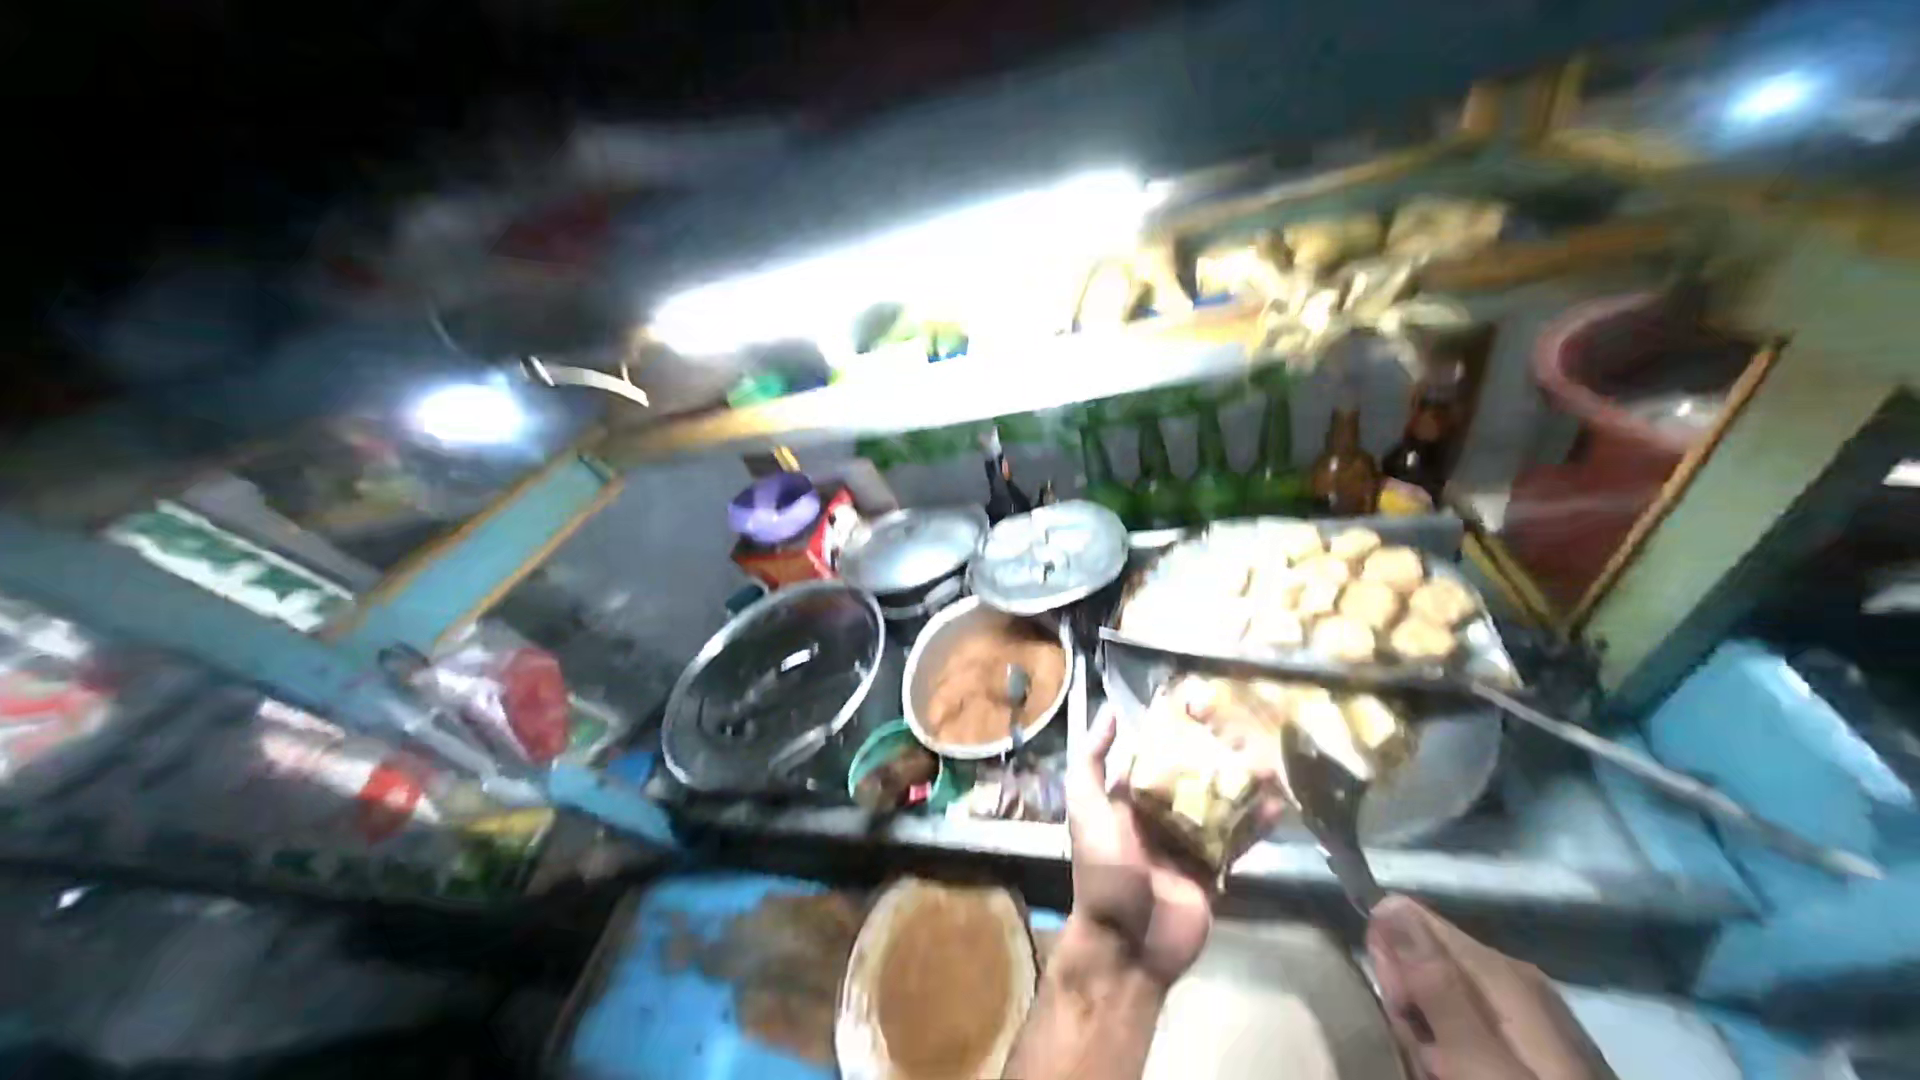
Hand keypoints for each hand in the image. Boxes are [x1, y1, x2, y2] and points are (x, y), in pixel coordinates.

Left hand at [1065, 703, 1284, 984]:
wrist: (1128, 945)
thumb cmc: (1103, 871)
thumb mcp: (1086, 808)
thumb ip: (1092, 761)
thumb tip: (1109, 713)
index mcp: (1128, 796)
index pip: (1155, 752)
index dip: (1176, 729)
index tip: (1202, 704)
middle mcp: (1159, 813)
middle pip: (1192, 774)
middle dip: (1216, 752)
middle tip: (1244, 729)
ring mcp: (1188, 840)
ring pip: (1219, 802)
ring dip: (1242, 782)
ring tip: (1268, 758)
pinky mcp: (1212, 867)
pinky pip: (1236, 839)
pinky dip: (1256, 822)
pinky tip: (1278, 802)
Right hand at [1367, 895, 1616, 1079]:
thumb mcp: (1481, 1063)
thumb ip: (1435, 984)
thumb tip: (1389, 903)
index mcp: (1501, 968)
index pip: (1408, 917)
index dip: (1389, 960)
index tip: (1400, 1010)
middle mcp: (1513, 973)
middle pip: (1421, 953)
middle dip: (1408, 998)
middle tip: (1425, 1053)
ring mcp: (1526, 1006)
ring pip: (1436, 987)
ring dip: (1426, 1026)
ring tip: (1441, 1069)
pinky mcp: (1531, 1037)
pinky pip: (1462, 1016)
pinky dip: (1450, 1043)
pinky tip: (1458, 1070)